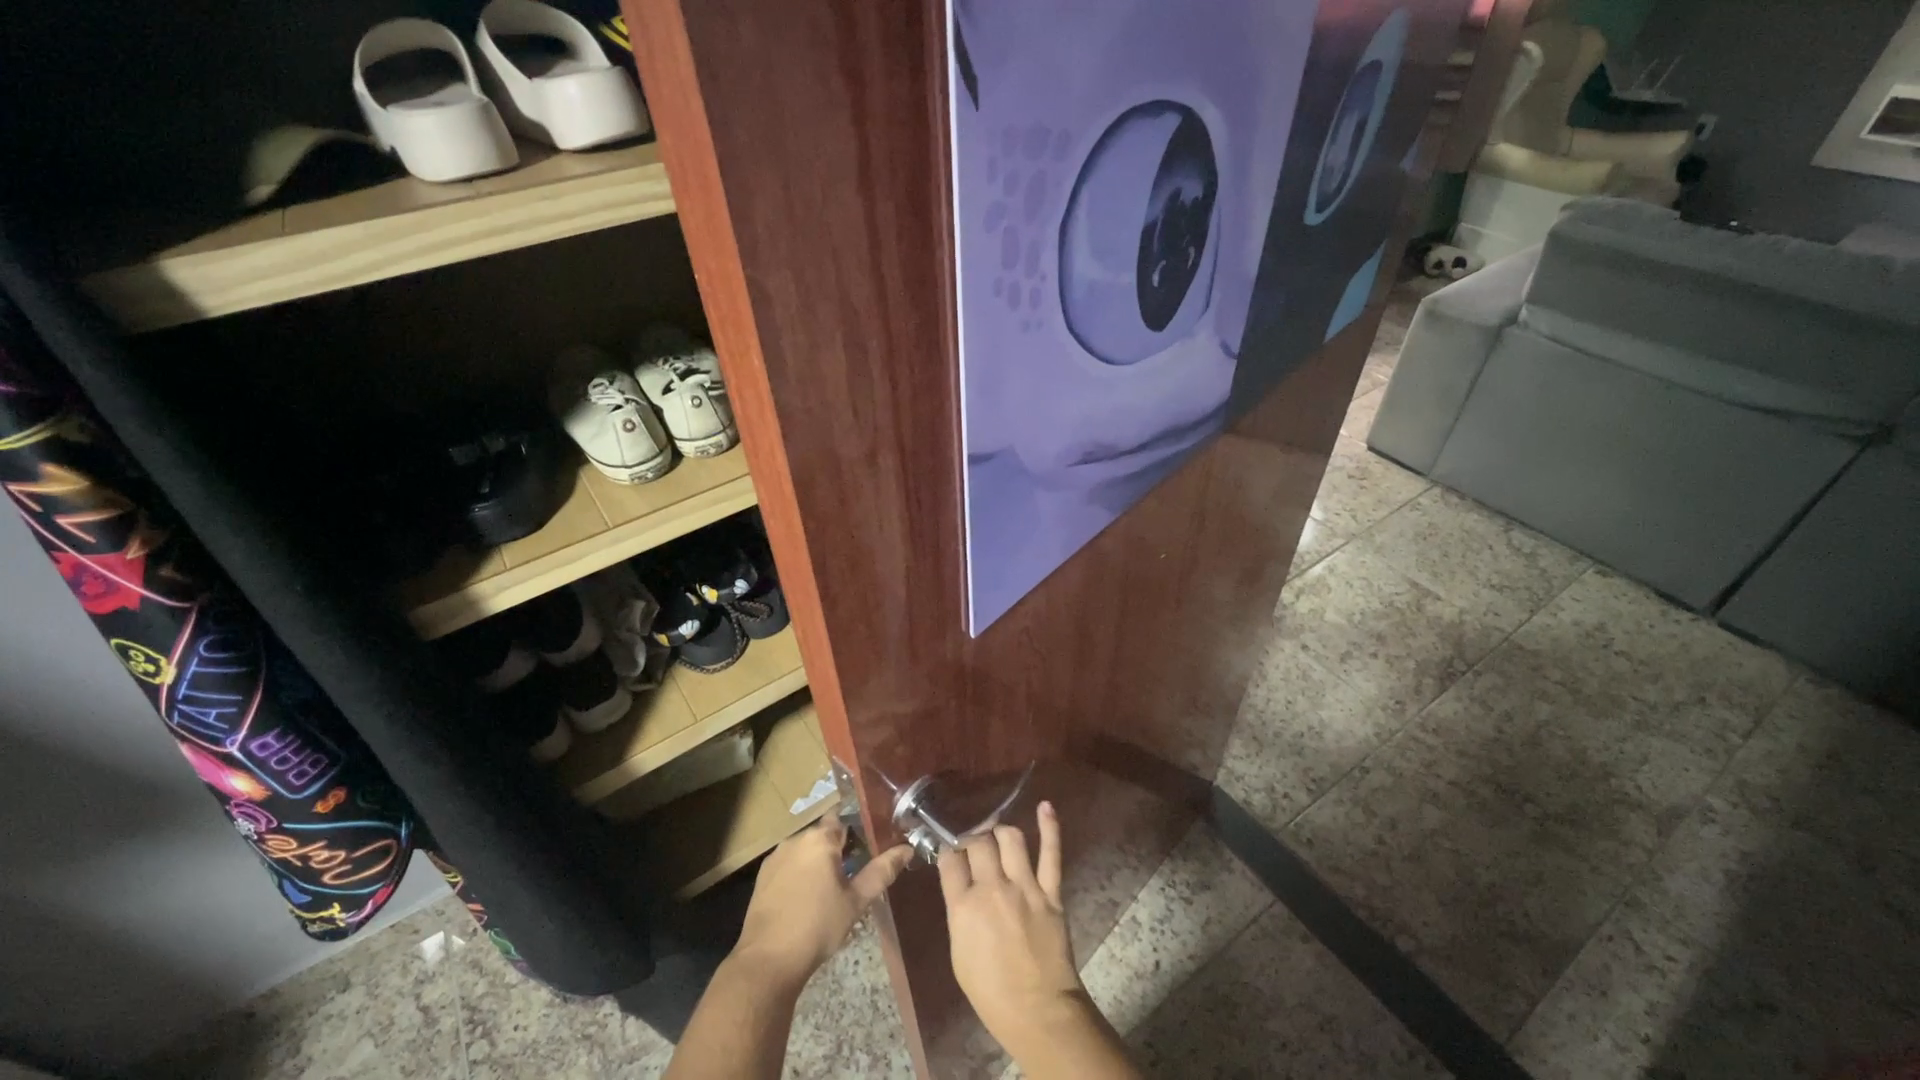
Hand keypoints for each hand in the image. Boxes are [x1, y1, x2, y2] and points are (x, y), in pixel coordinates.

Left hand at [733, 818, 913, 984]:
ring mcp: (775, 858)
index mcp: (819, 840)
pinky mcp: (762, 877)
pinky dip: (799, 876)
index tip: (868, 847)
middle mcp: (794, 840)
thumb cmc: (819, 925)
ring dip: (817, 864)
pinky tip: (806, 901)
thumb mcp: (857, 900)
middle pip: (822, 837)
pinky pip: (788, 867)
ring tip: (831, 892)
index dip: (856, 831)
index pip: (841, 819)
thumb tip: (907, 849)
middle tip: (854, 877)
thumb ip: (882, 871)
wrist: (769, 958)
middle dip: (838, 851)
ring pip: (804, 853)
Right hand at [938, 802, 1083, 1045]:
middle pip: (978, 843)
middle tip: (972, 838)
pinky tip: (1045, 807)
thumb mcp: (959, 952)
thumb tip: (962, 890)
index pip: (950, 860)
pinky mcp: (1051, 893)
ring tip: (998, 832)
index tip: (947, 843)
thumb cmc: (990, 991)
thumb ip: (960, 914)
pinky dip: (1050, 827)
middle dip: (972, 836)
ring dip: (1001, 831)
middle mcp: (992, 888)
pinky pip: (1051, 853)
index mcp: (963, 907)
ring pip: (1011, 839)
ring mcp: (1024, 888)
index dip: (947, 847)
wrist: (1036, 1009)